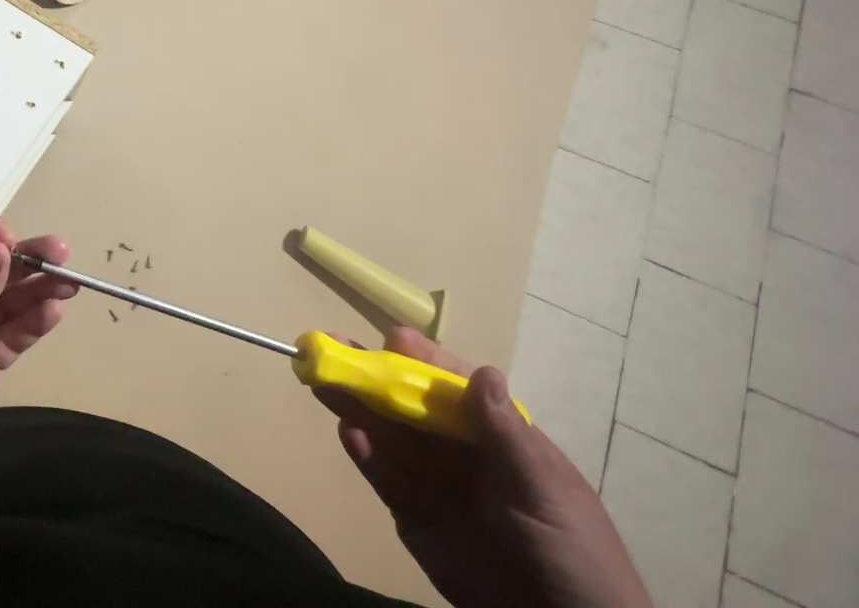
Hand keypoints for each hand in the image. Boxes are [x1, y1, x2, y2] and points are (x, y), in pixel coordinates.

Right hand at [313, 328, 651, 607]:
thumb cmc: (572, 554)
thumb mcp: (546, 491)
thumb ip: (507, 434)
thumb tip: (483, 370)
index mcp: (498, 436)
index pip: (453, 386)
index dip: (423, 361)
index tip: (393, 340)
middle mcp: (459, 450)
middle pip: (408, 403)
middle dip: (372, 373)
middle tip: (333, 347)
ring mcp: (432, 480)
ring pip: (386, 432)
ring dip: (354, 404)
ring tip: (322, 381)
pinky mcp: (411, 512)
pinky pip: (382, 474)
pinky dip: (362, 452)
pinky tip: (347, 432)